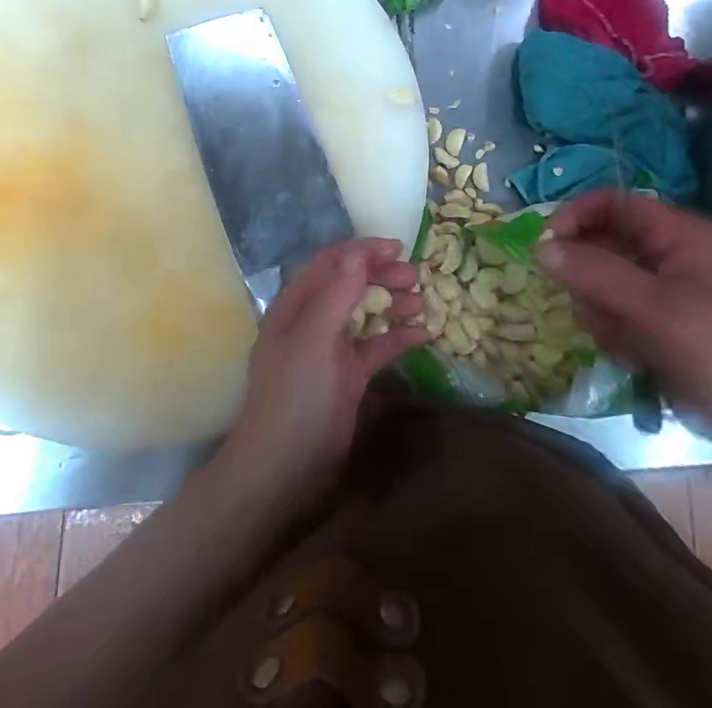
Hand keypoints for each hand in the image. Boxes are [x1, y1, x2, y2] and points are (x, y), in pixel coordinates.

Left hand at [218, 238, 428, 503]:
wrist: (287, 463)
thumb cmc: (296, 394)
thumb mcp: (314, 338)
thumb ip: (336, 294)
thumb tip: (357, 252)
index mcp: (296, 306)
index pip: (330, 264)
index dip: (362, 251)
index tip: (398, 248)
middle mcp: (312, 321)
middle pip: (350, 285)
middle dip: (381, 275)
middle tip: (415, 275)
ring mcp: (331, 349)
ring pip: (365, 314)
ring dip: (393, 304)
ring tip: (422, 301)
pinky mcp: (348, 375)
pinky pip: (376, 347)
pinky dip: (398, 338)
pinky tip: (424, 335)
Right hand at [536, 192, 711, 443]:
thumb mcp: (654, 310)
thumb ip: (595, 273)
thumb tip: (541, 246)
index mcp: (684, 236)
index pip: (617, 203)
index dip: (577, 216)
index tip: (545, 247)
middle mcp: (676, 257)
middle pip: (606, 247)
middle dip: (593, 283)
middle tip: (598, 314)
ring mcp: (671, 293)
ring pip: (606, 287)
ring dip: (605, 316)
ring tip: (628, 346)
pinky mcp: (665, 326)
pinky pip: (619, 316)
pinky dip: (618, 337)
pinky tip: (637, 361)